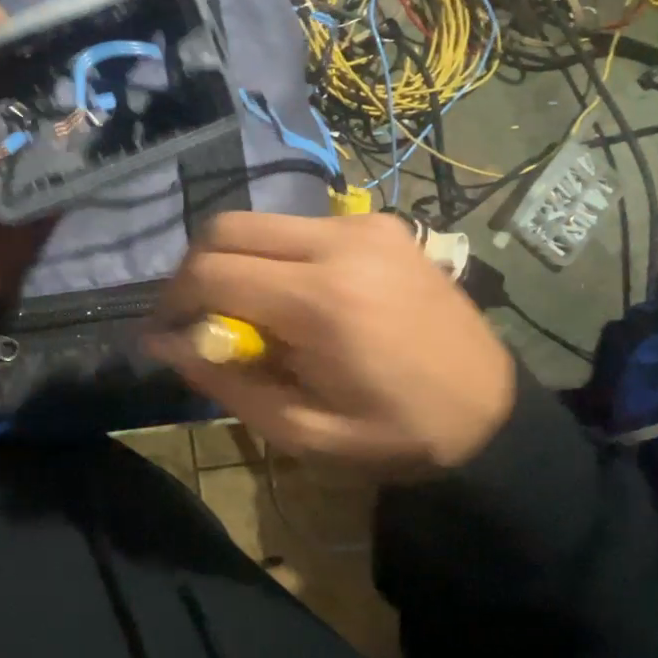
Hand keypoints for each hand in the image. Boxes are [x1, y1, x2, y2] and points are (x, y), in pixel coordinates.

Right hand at [145, 212, 514, 472]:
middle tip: (196, 315)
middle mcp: (340, 244)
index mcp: (322, 301)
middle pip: (224, 229)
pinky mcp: (377, 223)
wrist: (495, 415)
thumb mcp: (302, 431)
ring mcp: (362, 226)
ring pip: (255, 221)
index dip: (172, 301)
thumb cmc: (396, 436)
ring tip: (242, 308)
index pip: (210, 272)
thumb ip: (225, 381)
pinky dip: (271, 254)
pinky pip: (295, 227)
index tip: (165, 332)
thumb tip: (162, 342)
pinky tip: (288, 295)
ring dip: (231, 259)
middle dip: (193, 271)